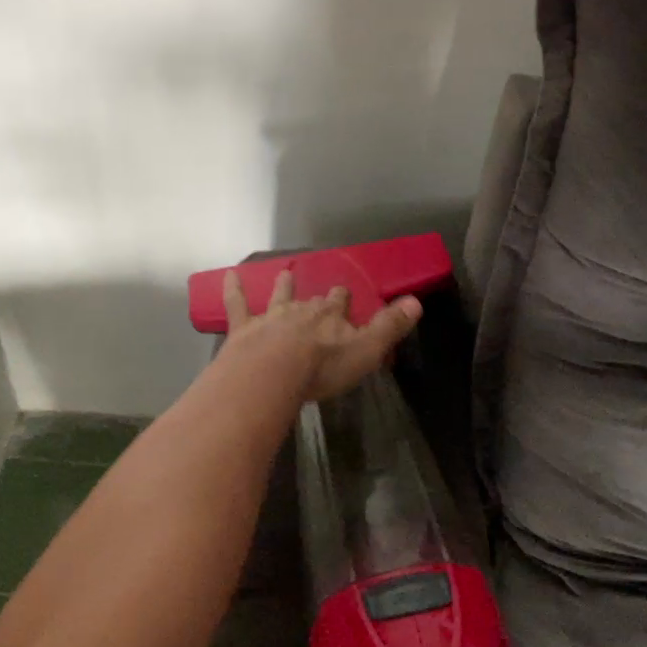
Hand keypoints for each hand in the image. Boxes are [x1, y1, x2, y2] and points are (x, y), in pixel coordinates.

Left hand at [221, 269, 422, 401]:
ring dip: (282, 286)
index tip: (345, 296)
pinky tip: (229, 275)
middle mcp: (303, 309)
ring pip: (279, 296)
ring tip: (285, 273)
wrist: (272, 373)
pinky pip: (237, 304)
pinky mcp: (244, 328)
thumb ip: (390, 327)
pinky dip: (233, 289)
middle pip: (313, 299)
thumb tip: (416, 302)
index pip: (341, 301)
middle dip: (317, 297)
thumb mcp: (367, 350)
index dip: (344, 300)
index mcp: (332, 316)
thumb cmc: (323, 367)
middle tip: (320, 295)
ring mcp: (271, 316)